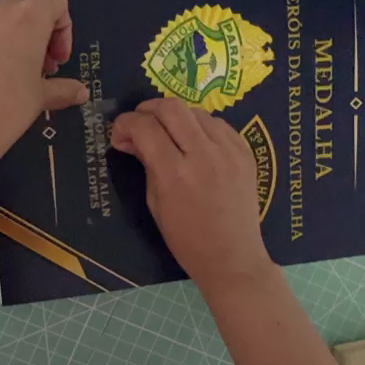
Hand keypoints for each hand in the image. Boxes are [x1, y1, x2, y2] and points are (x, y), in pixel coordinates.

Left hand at [0, 0, 88, 158]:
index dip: (62, 28)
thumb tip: (80, 92)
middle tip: (35, 68)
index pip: (54, 1)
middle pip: (22, 8)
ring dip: (3, 39)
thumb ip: (63, 88)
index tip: (57, 59)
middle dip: (33, 34)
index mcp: (27, 18)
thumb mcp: (42, 98)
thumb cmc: (9, 109)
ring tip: (2, 73)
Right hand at [111, 98, 275, 293]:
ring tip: (168, 136)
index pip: (145, 127)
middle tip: (140, 125)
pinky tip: (194, 143)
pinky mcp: (245, 152)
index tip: (119, 135)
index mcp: (175, 174)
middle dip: (148, 110)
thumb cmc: (186, 239)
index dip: (125, 124)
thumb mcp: (155, 203)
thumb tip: (130, 139)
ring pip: (195, 111)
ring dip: (175, 118)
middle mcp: (204, 155)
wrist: (232, 257)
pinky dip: (200, 126)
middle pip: (171, 107)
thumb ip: (145, 164)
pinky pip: (218, 124)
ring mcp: (229, 151)